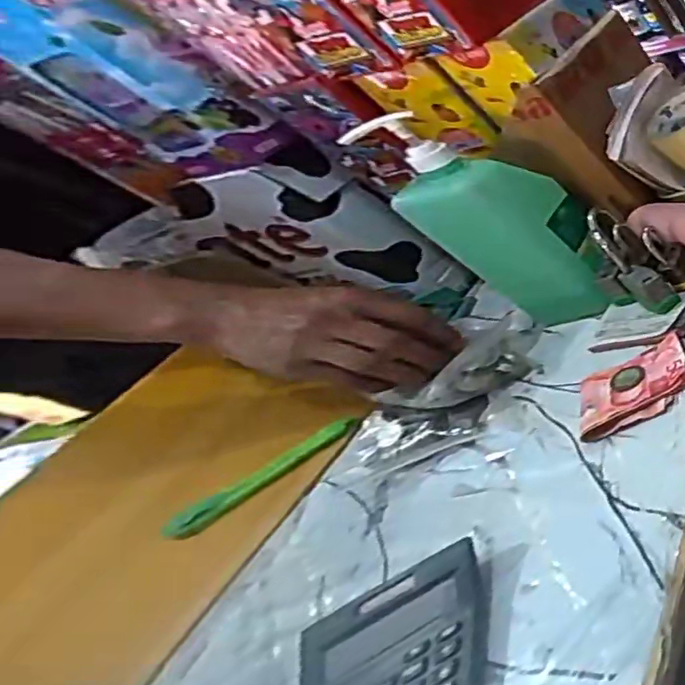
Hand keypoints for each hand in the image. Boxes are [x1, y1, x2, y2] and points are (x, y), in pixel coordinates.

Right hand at [198, 285, 462, 394]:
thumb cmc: (294, 304)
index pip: (405, 314)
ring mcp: (315, 346)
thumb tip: (425, 330)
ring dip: (406, 375)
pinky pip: (346, 381)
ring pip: (373, 364)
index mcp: (350, 298)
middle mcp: (335, 320)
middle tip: (449, 367)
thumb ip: (376, 310)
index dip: (436, 331)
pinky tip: (392, 388)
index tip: (458, 343)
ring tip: (428, 379)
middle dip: (427, 357)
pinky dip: (374, 386)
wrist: (226, 315)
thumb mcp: (337, 296)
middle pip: (393, 343)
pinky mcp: (298, 369)